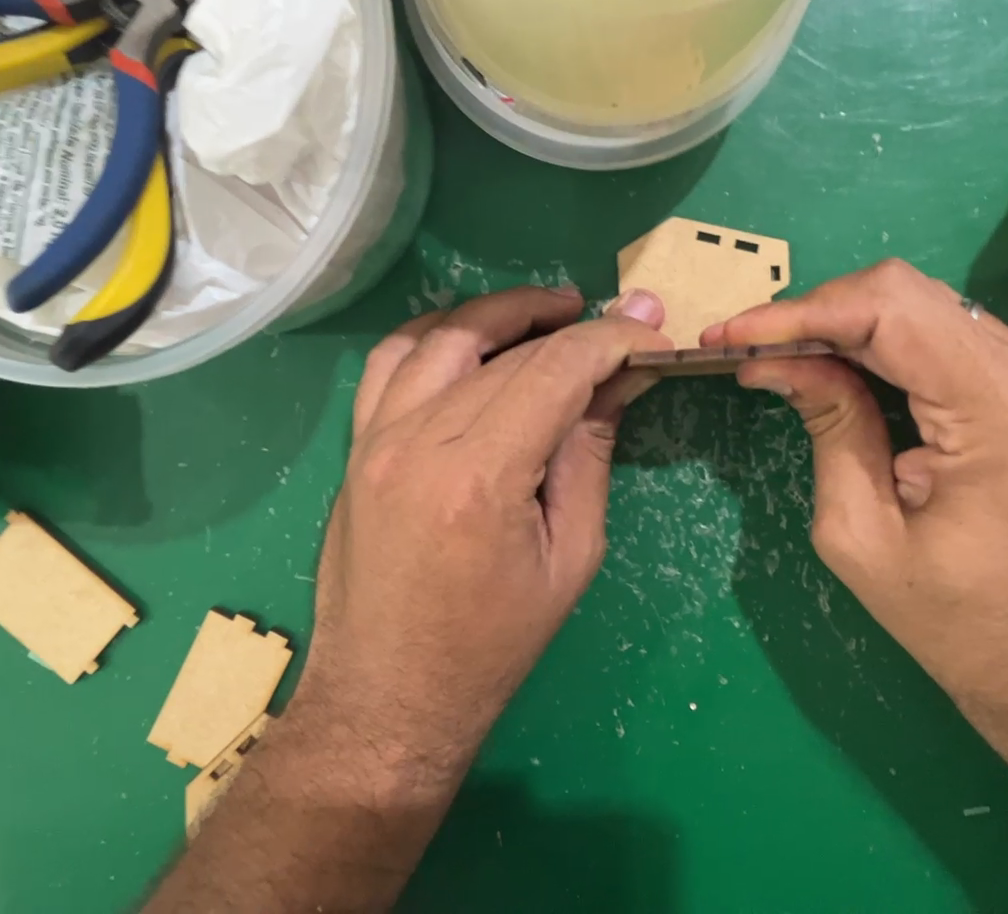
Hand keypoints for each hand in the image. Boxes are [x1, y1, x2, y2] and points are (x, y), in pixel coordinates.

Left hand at [291, 285, 670, 773]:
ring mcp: (376, 438)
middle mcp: (419, 440)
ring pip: (441, 336)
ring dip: (501, 312)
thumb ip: (588, 455)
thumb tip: (616, 382)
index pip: (556, 370)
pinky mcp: (356, 447)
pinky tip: (473, 339)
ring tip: (550, 312)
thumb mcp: (570, 555)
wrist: (387, 694)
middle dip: (570, 326)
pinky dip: (436, 335)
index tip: (651, 336)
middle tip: (616, 322)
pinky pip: (390, 362)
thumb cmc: (492, 644)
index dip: (611, 342)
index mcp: (481, 476)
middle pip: (505, 349)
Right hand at [702, 260, 1007, 728]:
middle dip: (817, 314)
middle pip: (909, 297)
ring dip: (847, 327)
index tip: (734, 333)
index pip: (893, 312)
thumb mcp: (860, 533)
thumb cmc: (953, 620)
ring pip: (928, 310)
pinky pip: (950, 339)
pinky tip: (838, 368)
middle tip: (749, 346)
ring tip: (782, 355)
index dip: (802, 311)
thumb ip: (828, 426)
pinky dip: (886, 347)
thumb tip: (778, 360)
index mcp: (1006, 415)